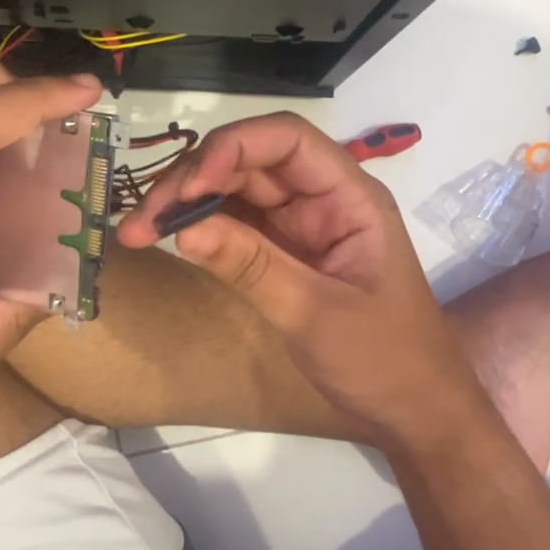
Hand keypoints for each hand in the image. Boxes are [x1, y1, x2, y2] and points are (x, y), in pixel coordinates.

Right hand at [117, 112, 486, 449]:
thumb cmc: (383, 359)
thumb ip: (251, 267)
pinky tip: (163, 237)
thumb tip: (182, 229)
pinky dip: (199, 228)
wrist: (412, 408)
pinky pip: (235, 224)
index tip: (189, 187)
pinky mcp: (283, 251)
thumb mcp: (315, 314)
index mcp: (350, 197)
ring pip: (235, 190)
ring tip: (137, 230)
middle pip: (251, 162)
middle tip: (141, 219)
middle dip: (194, 180)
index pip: (289, 141)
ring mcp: (301, 224)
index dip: (234, 147)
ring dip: (186, 203)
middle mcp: (323, 199)